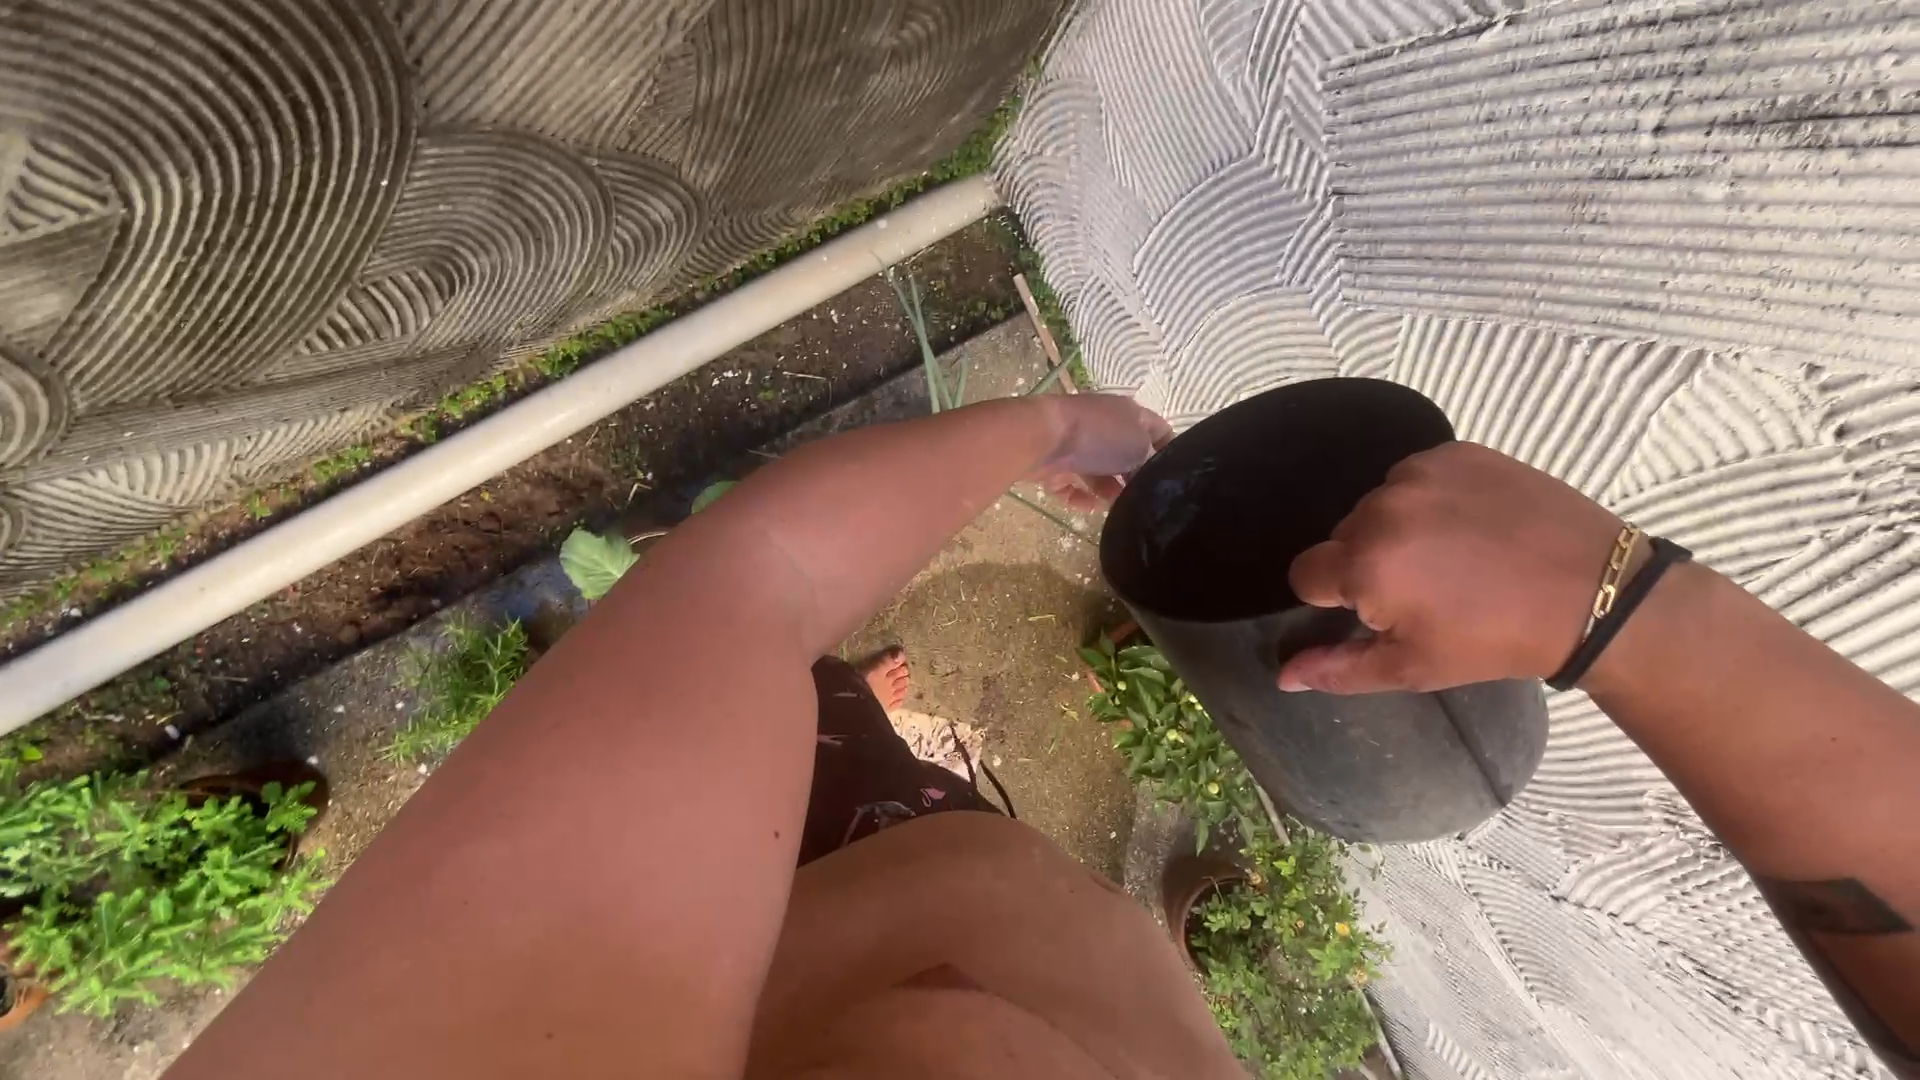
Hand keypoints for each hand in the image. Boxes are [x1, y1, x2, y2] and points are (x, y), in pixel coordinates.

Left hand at [1034, 394, 1172, 510]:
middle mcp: (1102, 426)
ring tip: (1118, 507)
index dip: (1169, 450)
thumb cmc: (1099, 436)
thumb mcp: (1139, 445)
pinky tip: (1091, 507)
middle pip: (1125, 455)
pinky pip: (1071, 486)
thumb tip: (1147, 471)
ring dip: (1108, 490)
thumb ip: (1150, 458)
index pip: (1158, 430)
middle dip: (1134, 477)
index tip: (1175, 476)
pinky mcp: (1053, 466)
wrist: (1043, 438)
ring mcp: (1076, 446)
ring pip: (1098, 473)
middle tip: (1143, 499)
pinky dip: (1081, 497)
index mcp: (1127, 414)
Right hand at [1278, 442, 1626, 693]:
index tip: (1378, 609)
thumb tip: (1283, 675)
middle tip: (1424, 586)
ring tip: (1451, 553)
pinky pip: (1414, 477)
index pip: (1306, 573)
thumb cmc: (1495, 640)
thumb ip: (1338, 669)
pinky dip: (1429, 499)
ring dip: (1396, 528)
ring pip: (1376, 506)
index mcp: (1364, 565)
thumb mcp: (1414, 667)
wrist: (1600, 594)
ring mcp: (1419, 476)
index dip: (1334, 597)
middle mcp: (1379, 510)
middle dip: (1368, 562)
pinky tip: (1469, 523)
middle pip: (1342, 538)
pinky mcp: (1455, 454)